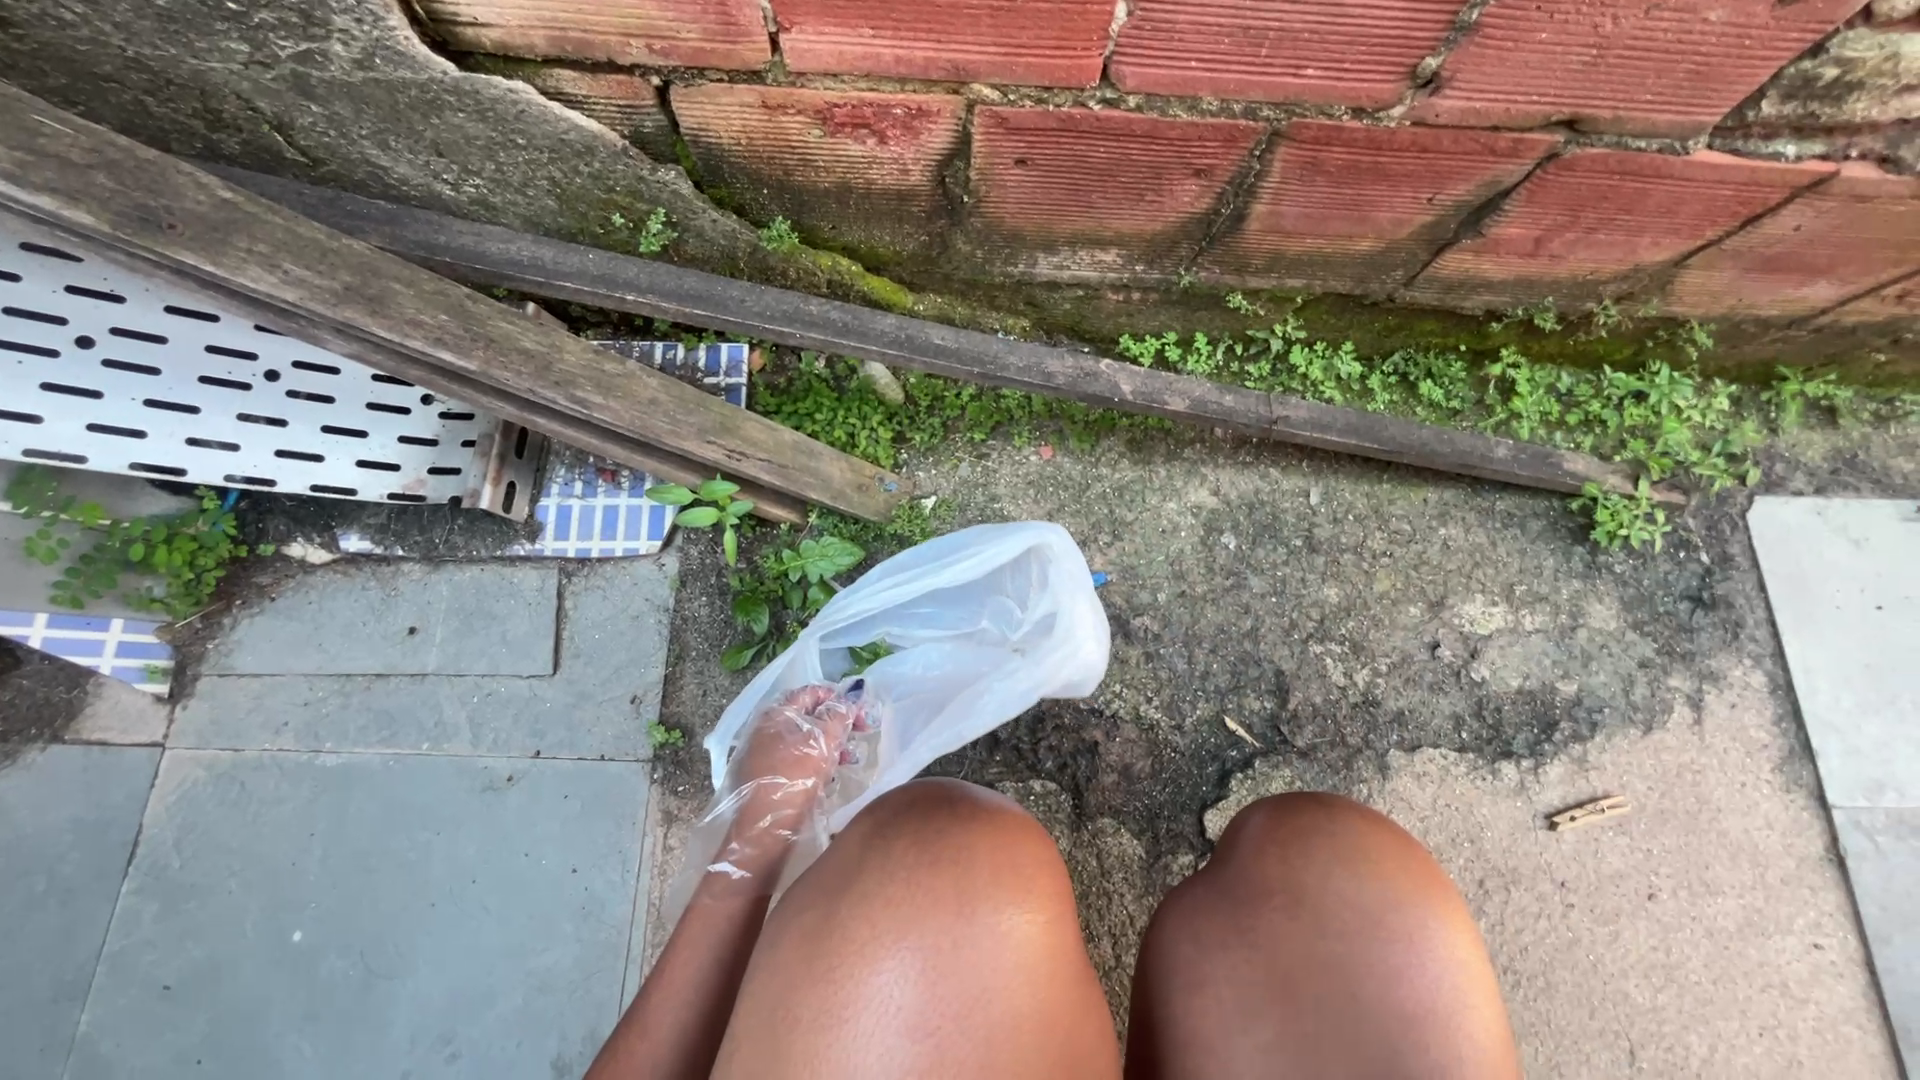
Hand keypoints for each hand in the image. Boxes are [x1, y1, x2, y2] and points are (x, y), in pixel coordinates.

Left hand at [708, 684, 866, 887]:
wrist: (762, 828)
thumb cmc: (794, 776)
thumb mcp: (824, 740)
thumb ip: (840, 714)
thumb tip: (853, 692)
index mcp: (777, 713)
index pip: (812, 691)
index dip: (840, 697)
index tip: (862, 711)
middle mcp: (766, 729)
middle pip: (810, 716)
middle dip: (839, 724)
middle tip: (862, 735)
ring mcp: (763, 755)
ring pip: (806, 741)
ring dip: (832, 747)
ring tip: (849, 761)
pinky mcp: (766, 778)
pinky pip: (797, 762)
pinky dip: (816, 764)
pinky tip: (830, 779)